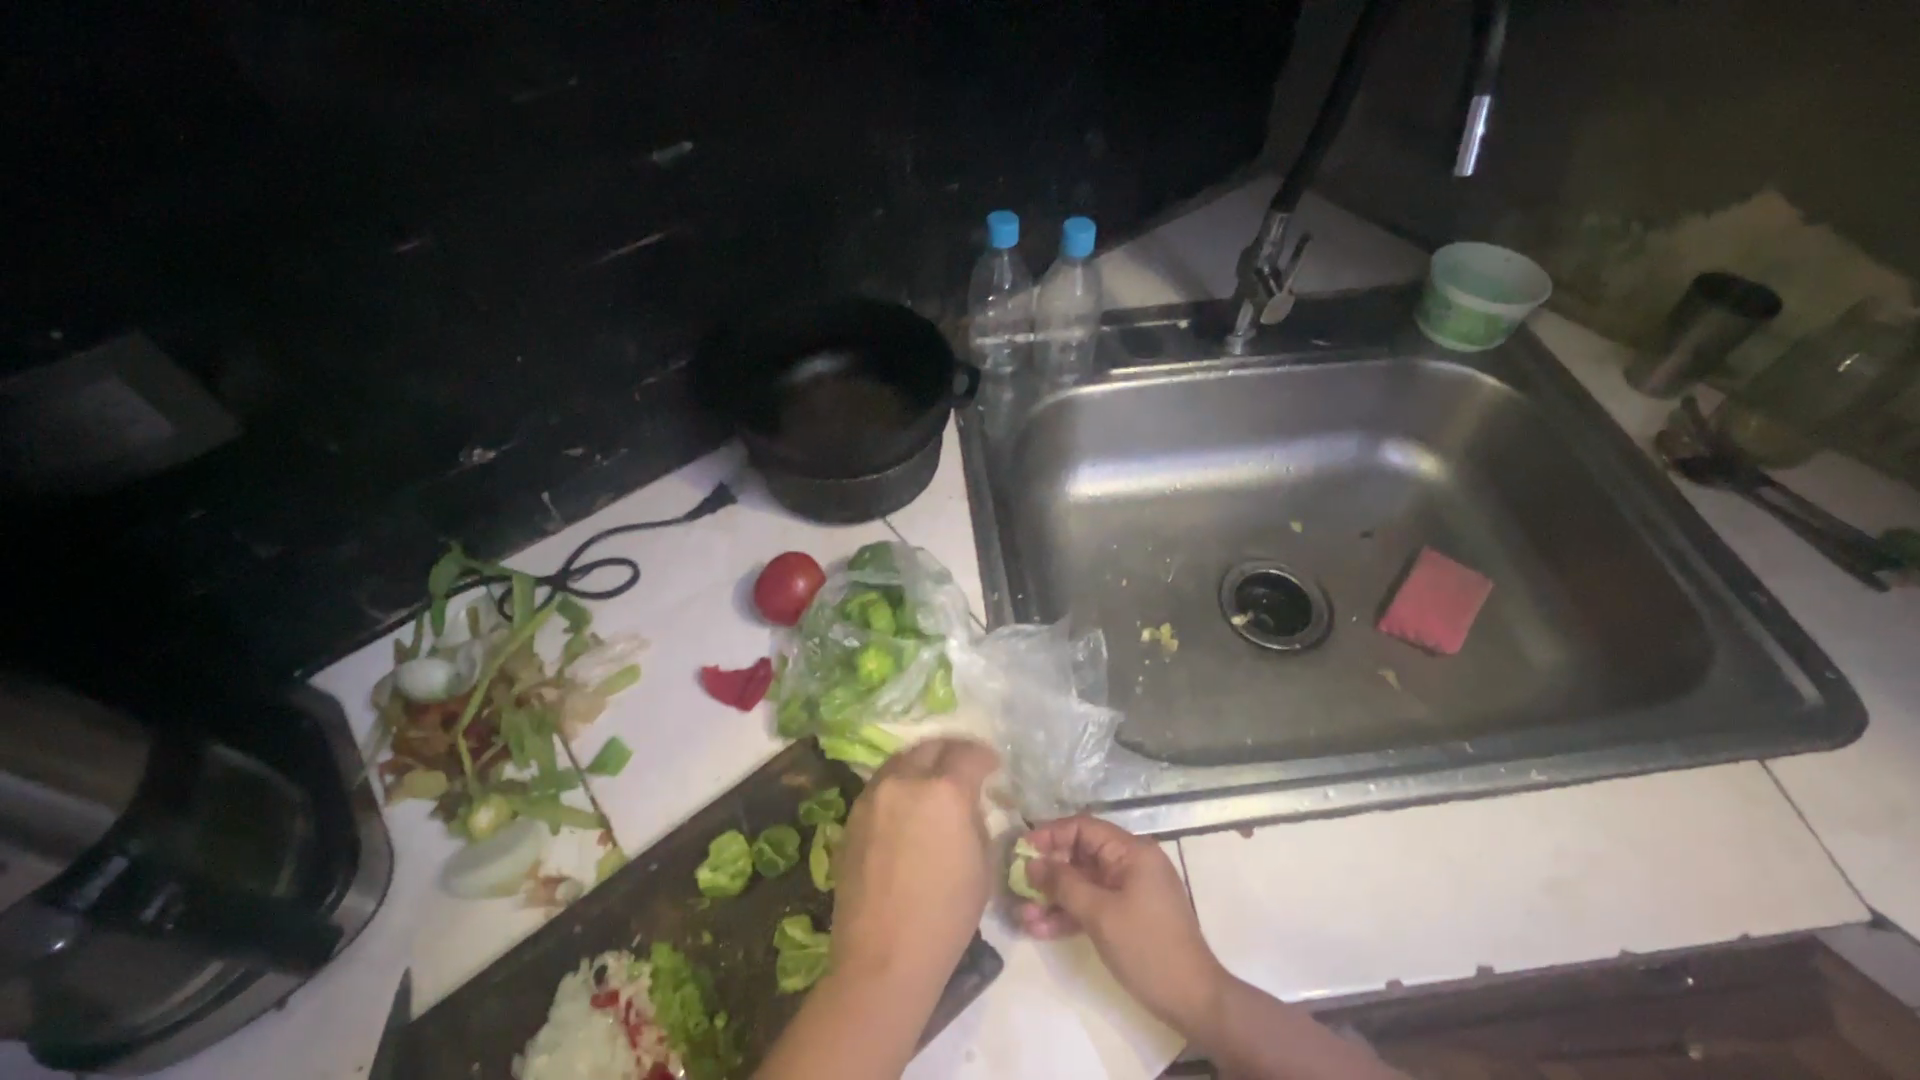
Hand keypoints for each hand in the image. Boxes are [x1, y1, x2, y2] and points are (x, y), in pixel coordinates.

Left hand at [831, 738, 998, 991]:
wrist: (883, 956)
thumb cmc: (946, 915)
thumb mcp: (981, 864)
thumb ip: (974, 821)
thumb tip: (964, 806)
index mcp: (944, 792)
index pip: (967, 754)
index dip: (984, 756)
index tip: (991, 766)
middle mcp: (904, 783)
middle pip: (929, 748)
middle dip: (950, 751)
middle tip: (963, 766)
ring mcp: (871, 799)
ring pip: (899, 763)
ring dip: (920, 765)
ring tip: (932, 783)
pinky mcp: (851, 820)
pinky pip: (879, 788)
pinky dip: (898, 787)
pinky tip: (906, 808)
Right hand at [1017, 816, 1228, 1034]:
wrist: (1192, 998)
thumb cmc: (1146, 946)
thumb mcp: (1100, 913)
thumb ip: (1063, 884)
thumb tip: (1033, 863)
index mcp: (1132, 852)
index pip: (1084, 828)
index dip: (1051, 835)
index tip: (1022, 850)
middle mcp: (1131, 864)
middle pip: (1081, 856)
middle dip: (1048, 873)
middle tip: (1018, 887)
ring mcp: (1130, 892)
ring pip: (1083, 884)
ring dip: (1053, 899)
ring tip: (1023, 916)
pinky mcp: (1128, 916)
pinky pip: (1092, 905)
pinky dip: (1069, 915)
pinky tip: (1040, 930)